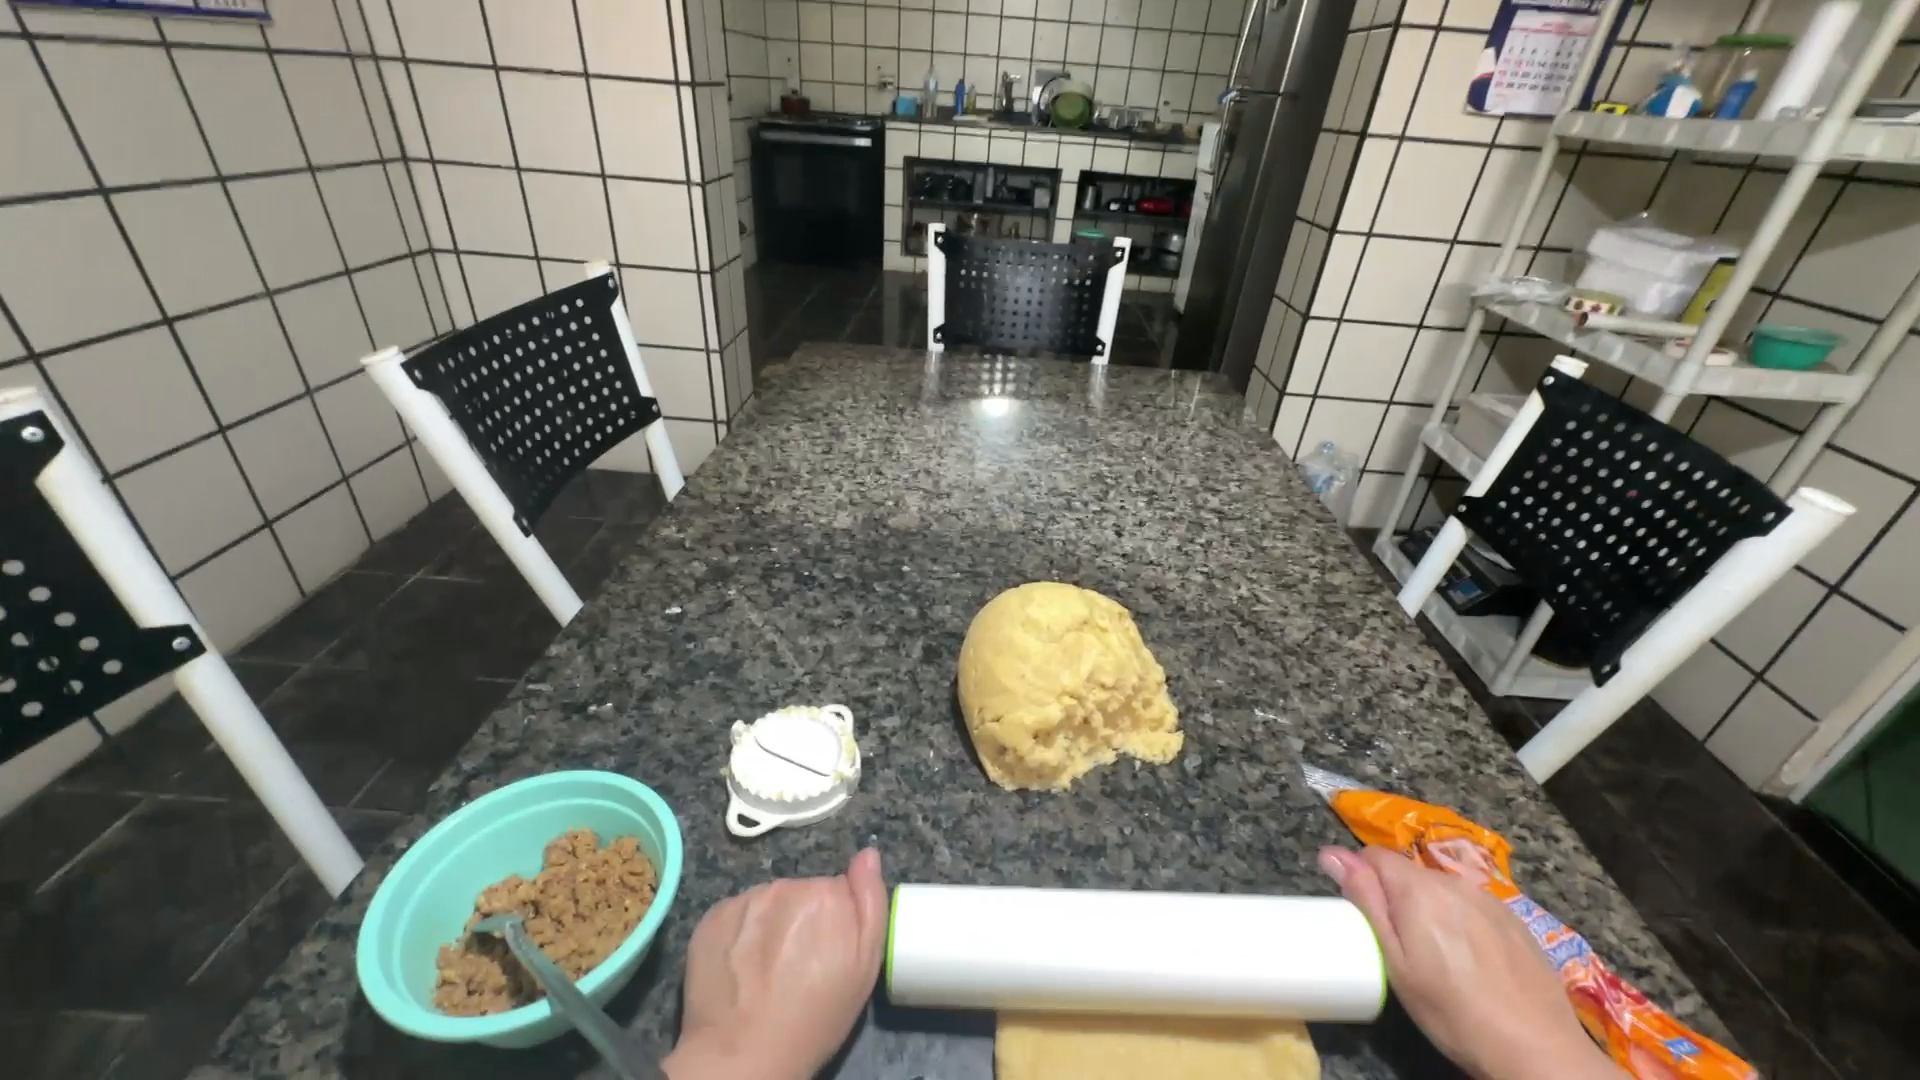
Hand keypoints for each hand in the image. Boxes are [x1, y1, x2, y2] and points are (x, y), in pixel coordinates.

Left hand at [662, 849, 888, 1079]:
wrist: (741, 1057)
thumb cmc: (814, 1017)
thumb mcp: (864, 967)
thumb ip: (870, 901)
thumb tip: (868, 854)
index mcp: (827, 893)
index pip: (838, 891)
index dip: (836, 923)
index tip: (828, 955)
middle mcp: (785, 885)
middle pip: (802, 893)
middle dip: (803, 921)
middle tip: (799, 968)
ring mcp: (745, 899)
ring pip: (769, 903)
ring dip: (771, 925)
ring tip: (767, 971)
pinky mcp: (712, 915)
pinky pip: (738, 914)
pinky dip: (741, 933)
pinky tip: (741, 967)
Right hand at [1318, 846, 1621, 1079]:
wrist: (1538, 1051)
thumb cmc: (1451, 1011)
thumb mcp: (1394, 961)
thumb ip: (1365, 902)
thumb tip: (1332, 854)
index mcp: (1417, 889)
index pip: (1374, 855)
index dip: (1360, 878)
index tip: (1365, 915)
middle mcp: (1454, 883)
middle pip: (1409, 874)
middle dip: (1397, 898)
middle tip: (1401, 947)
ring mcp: (1489, 900)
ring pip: (1442, 891)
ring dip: (1430, 910)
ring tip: (1440, 957)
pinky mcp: (1515, 921)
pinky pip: (1473, 907)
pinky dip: (1463, 923)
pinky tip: (1473, 962)